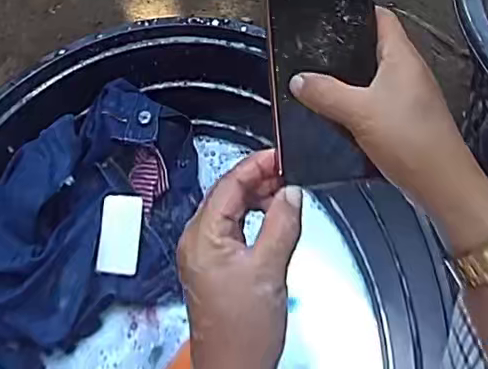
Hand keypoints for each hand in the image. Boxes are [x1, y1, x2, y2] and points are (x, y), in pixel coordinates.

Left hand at [177, 150, 303, 368]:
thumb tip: (291, 191)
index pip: (229, 183)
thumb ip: (281, 223)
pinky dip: (252, 215)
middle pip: (227, 192)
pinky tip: (271, 217)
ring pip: (230, 207)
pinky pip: (232, 224)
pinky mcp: (213, 263)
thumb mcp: (270, 270)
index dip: (256, 165)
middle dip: (258, 178)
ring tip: (283, 194)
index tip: (279, 155)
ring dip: (256, 196)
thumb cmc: (242, 333)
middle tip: (286, 172)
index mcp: (203, 235)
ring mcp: (202, 251)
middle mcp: (196, 238)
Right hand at [289, 8, 478, 217]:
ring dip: (354, 79)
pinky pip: (381, 99)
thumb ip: (324, 93)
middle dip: (348, 48)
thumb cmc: (414, 143)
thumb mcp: (357, 112)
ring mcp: (412, 95)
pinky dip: (362, 102)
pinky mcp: (410, 118)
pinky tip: (346, 116)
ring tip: (328, 83)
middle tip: (322, 50)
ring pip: (377, 74)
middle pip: (376, 45)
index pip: (381, 16)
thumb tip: (300, 80)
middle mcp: (411, 70)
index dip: (358, 9)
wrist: (445, 190)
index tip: (334, 11)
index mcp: (402, 56)